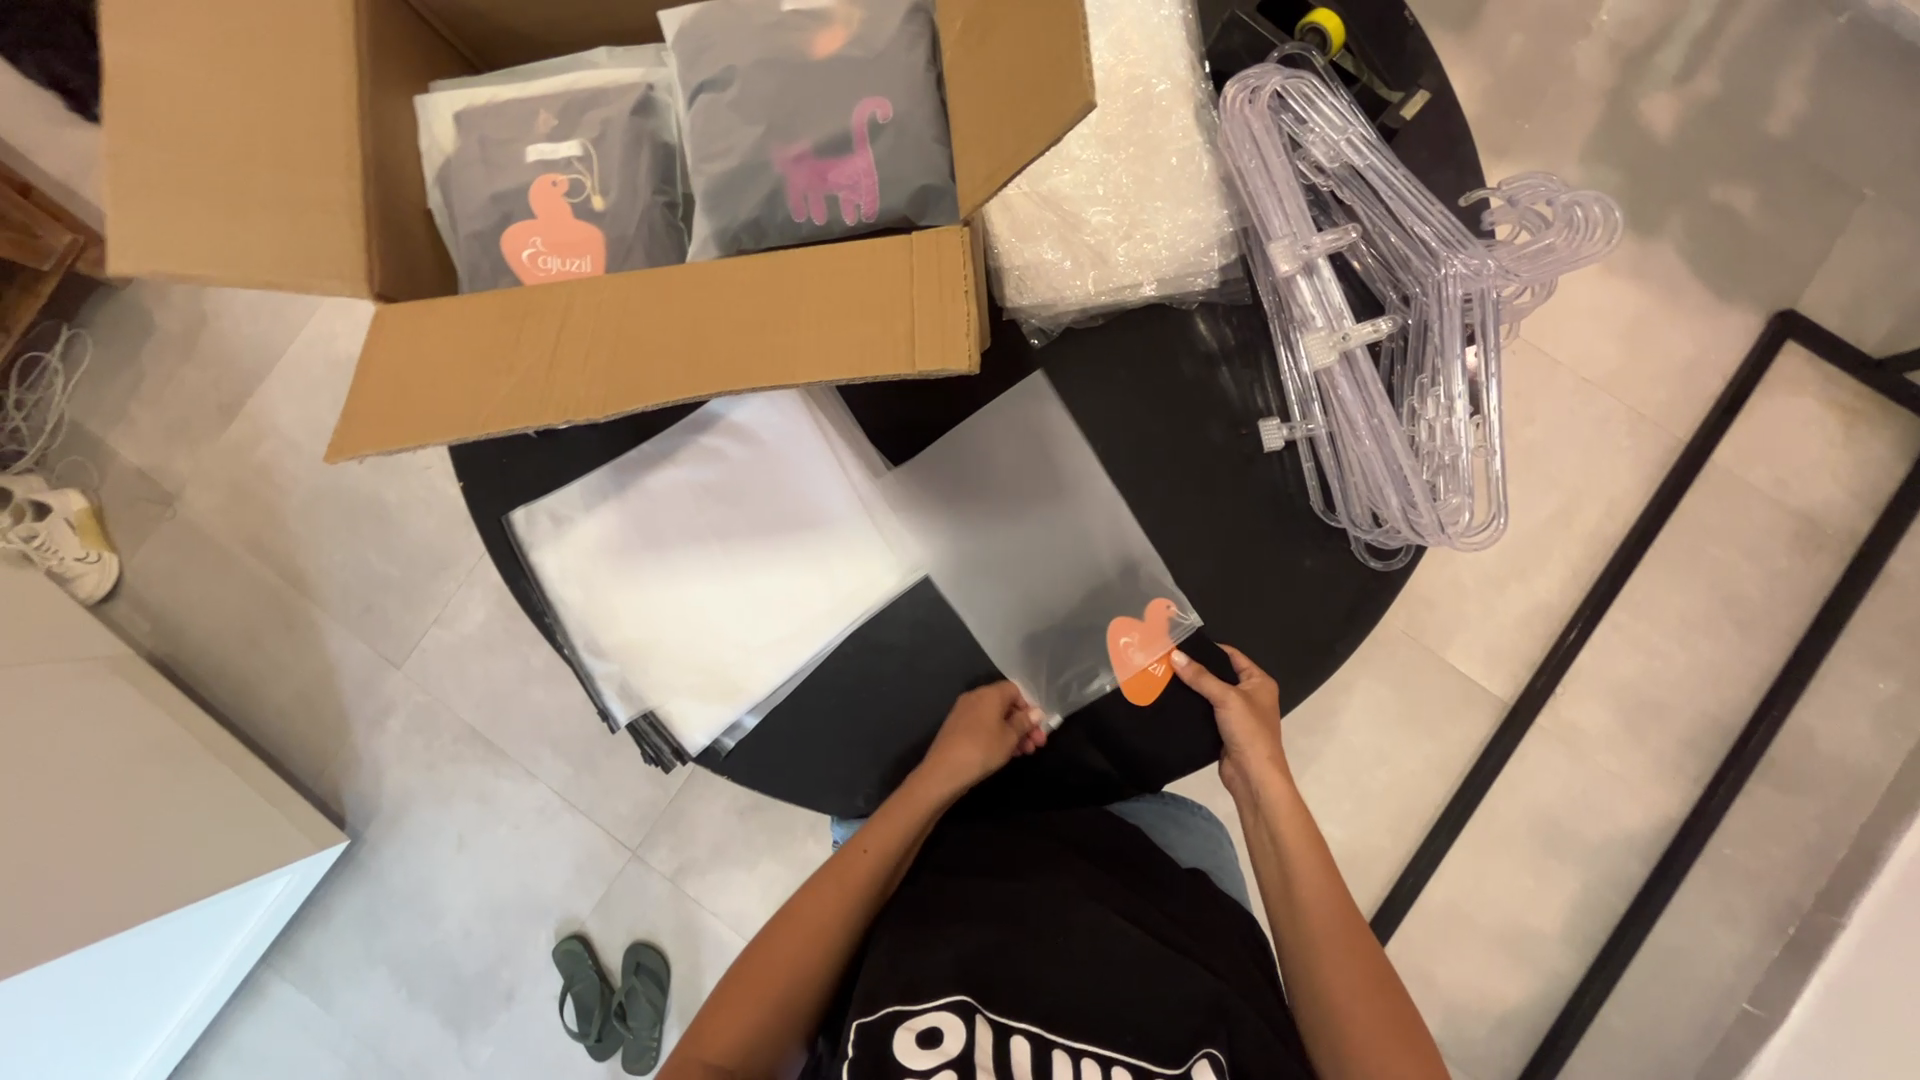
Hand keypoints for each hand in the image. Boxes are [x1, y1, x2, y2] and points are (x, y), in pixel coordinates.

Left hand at [914, 682, 1048, 797]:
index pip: (1015, 690)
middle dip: (1023, 724)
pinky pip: (983, 726)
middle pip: (1006, 705)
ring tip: (1025, 753)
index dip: (1029, 707)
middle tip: (1037, 744)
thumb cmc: (983, 749)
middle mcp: (975, 697)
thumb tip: (1037, 712)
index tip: (1037, 727)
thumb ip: (1025, 722)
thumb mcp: (1010, 737)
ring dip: (1012, 733)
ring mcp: (964, 713)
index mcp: (989, 694)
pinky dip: (996, 736)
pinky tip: (1006, 754)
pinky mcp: (957, 728)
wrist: (944, 771)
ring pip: (995, 718)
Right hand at [1172, 645, 1288, 802]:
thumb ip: (1200, 677)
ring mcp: (1237, 714)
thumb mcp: (1226, 698)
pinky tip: (1171, 700)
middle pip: (1220, 674)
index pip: (1232, 656)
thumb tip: (1175, 655)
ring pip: (1210, 694)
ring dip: (1192, 688)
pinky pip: (1205, 711)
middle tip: (1168, 660)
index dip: (1209, 649)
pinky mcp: (1224, 730)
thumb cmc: (1248, 731)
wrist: (1253, 776)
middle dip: (1196, 668)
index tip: (1182, 644)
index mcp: (1259, 682)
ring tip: (1164, 676)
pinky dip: (1192, 706)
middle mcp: (1250, 695)